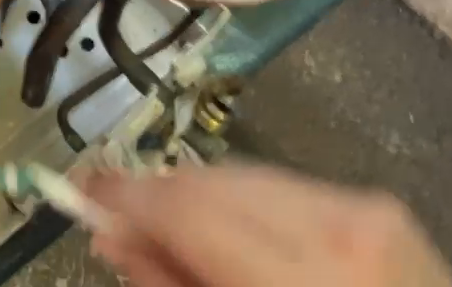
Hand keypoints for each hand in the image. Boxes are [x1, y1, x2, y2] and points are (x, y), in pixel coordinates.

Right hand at [85, 165, 451, 286]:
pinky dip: (238, 204)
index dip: (123, 197)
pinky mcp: (374, 202)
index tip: (77, 191)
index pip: (188, 211)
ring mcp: (363, 206)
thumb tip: (112, 237)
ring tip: (172, 237)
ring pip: (235, 176)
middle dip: (153, 200)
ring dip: (193, 200)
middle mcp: (340, 225)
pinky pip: (274, 185)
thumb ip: (174, 285)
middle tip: (115, 226)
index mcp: (310, 277)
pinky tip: (229, 236)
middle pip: (206, 183)